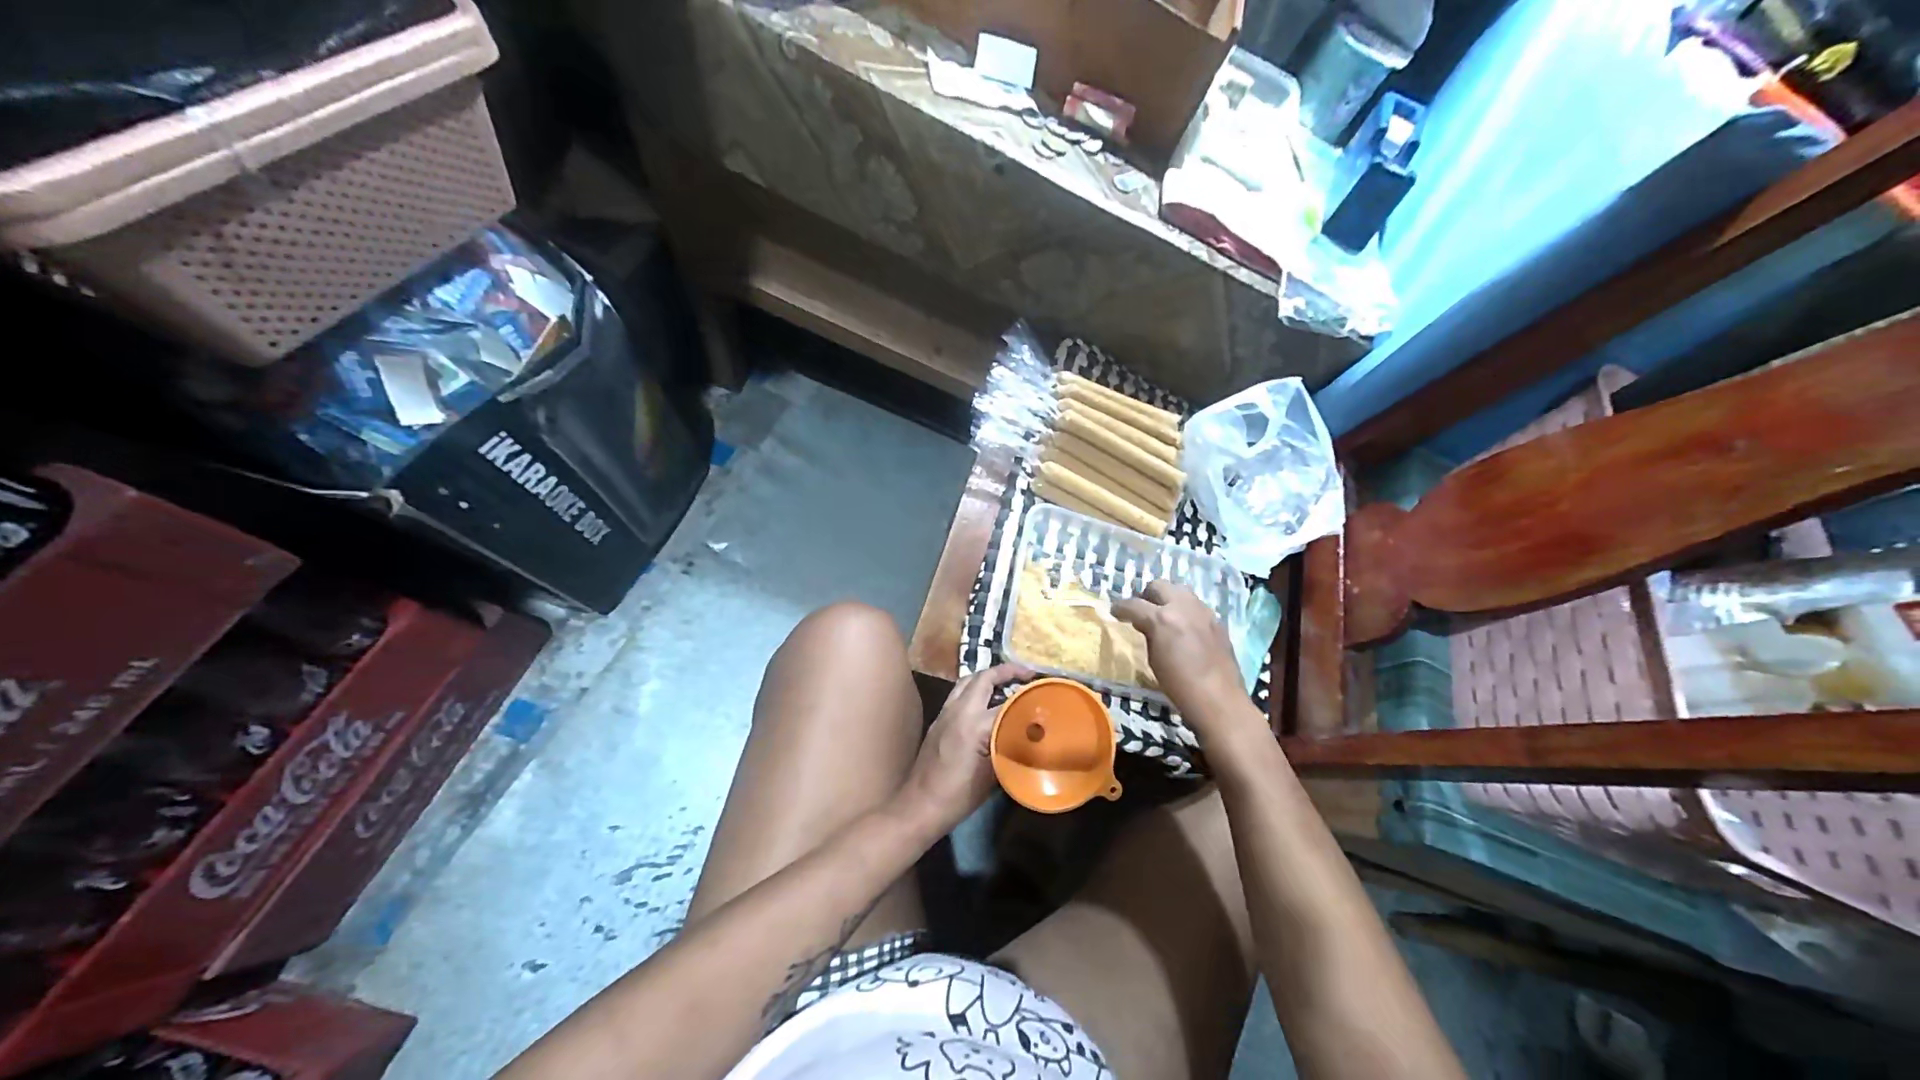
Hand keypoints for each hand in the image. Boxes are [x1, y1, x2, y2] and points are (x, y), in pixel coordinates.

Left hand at [893, 663, 1031, 833]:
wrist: (921, 805)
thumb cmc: (960, 795)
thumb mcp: (993, 773)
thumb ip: (1009, 745)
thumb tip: (1028, 733)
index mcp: (975, 724)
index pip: (1008, 701)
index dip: (1027, 695)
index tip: (1044, 691)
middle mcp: (959, 710)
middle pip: (984, 678)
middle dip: (1006, 671)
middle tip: (1027, 674)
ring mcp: (945, 712)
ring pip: (967, 681)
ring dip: (988, 677)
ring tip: (1007, 683)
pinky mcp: (938, 719)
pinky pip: (958, 693)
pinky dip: (975, 689)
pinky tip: (986, 702)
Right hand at [1113, 582, 1252, 738]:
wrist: (1218, 698)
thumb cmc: (1178, 685)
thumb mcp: (1153, 659)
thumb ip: (1148, 634)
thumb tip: (1144, 623)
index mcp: (1161, 618)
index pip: (1133, 604)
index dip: (1120, 608)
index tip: (1115, 612)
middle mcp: (1182, 607)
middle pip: (1158, 585)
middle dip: (1145, 595)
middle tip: (1141, 611)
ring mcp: (1203, 611)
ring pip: (1180, 590)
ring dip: (1168, 598)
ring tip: (1164, 616)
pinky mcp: (1216, 620)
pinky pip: (1195, 606)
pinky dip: (1185, 610)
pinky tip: (1184, 628)